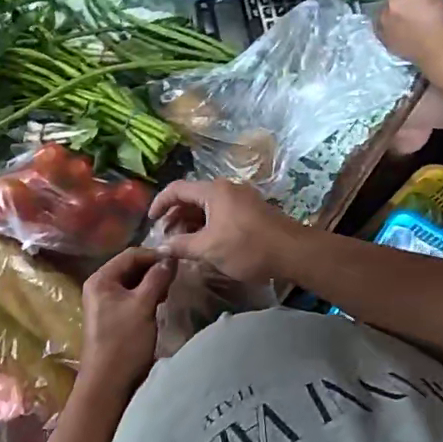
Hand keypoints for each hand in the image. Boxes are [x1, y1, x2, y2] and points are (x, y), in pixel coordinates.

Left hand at [80, 247, 175, 393]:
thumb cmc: (123, 341)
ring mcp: (105, 302)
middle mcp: (100, 286)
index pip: (131, 255)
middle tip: (176, 277)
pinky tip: (162, 302)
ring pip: (133, 283)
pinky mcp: (113, 316)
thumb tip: (171, 259)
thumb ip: (157, 278)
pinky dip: (148, 295)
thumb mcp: (143, 305)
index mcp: (101, 279)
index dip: (155, 256)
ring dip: (153, 283)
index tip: (178, 262)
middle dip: (154, 270)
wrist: (108, 383)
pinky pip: (132, 297)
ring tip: (171, 289)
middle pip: (131, 267)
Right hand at [148, 179, 302, 284]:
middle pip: (193, 197)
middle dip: (176, 217)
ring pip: (208, 207)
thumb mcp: (208, 248)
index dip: (159, 203)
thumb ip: (181, 246)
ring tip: (184, 244)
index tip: (150, 221)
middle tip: (167, 238)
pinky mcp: (253, 212)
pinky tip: (206, 244)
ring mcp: (242, 199)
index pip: (176, 189)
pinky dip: (209, 225)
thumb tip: (161, 248)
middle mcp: (227, 188)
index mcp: (214, 190)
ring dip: (192, 223)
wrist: (292, 252)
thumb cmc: (247, 247)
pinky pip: (222, 213)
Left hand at [377, 0, 442, 64]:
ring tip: (403, 14)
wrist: (434, 49)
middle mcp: (390, 1)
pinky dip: (387, 21)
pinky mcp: (380, 33)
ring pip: (385, 6)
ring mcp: (382, 18)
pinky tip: (397, 26)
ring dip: (393, 6)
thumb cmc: (440, 20)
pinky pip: (380, 22)